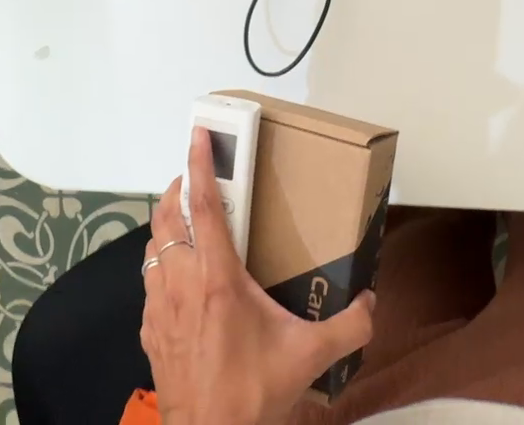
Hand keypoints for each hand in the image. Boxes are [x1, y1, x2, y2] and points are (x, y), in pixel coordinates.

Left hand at [141, 128, 375, 424]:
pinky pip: (148, 279)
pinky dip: (160, 261)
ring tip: (188, 219)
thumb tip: (374, 302)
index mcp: (217, 278)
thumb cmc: (252, 390)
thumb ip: (349, 325)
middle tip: (197, 178)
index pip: (202, 207)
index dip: (198, 165)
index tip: (198, 133)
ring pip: (152, 245)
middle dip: (178, 188)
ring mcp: (158, 305)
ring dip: (166, 223)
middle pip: (166, 217)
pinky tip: (178, 274)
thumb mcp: (309, 356)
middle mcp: (181, 282)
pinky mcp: (148, 329)